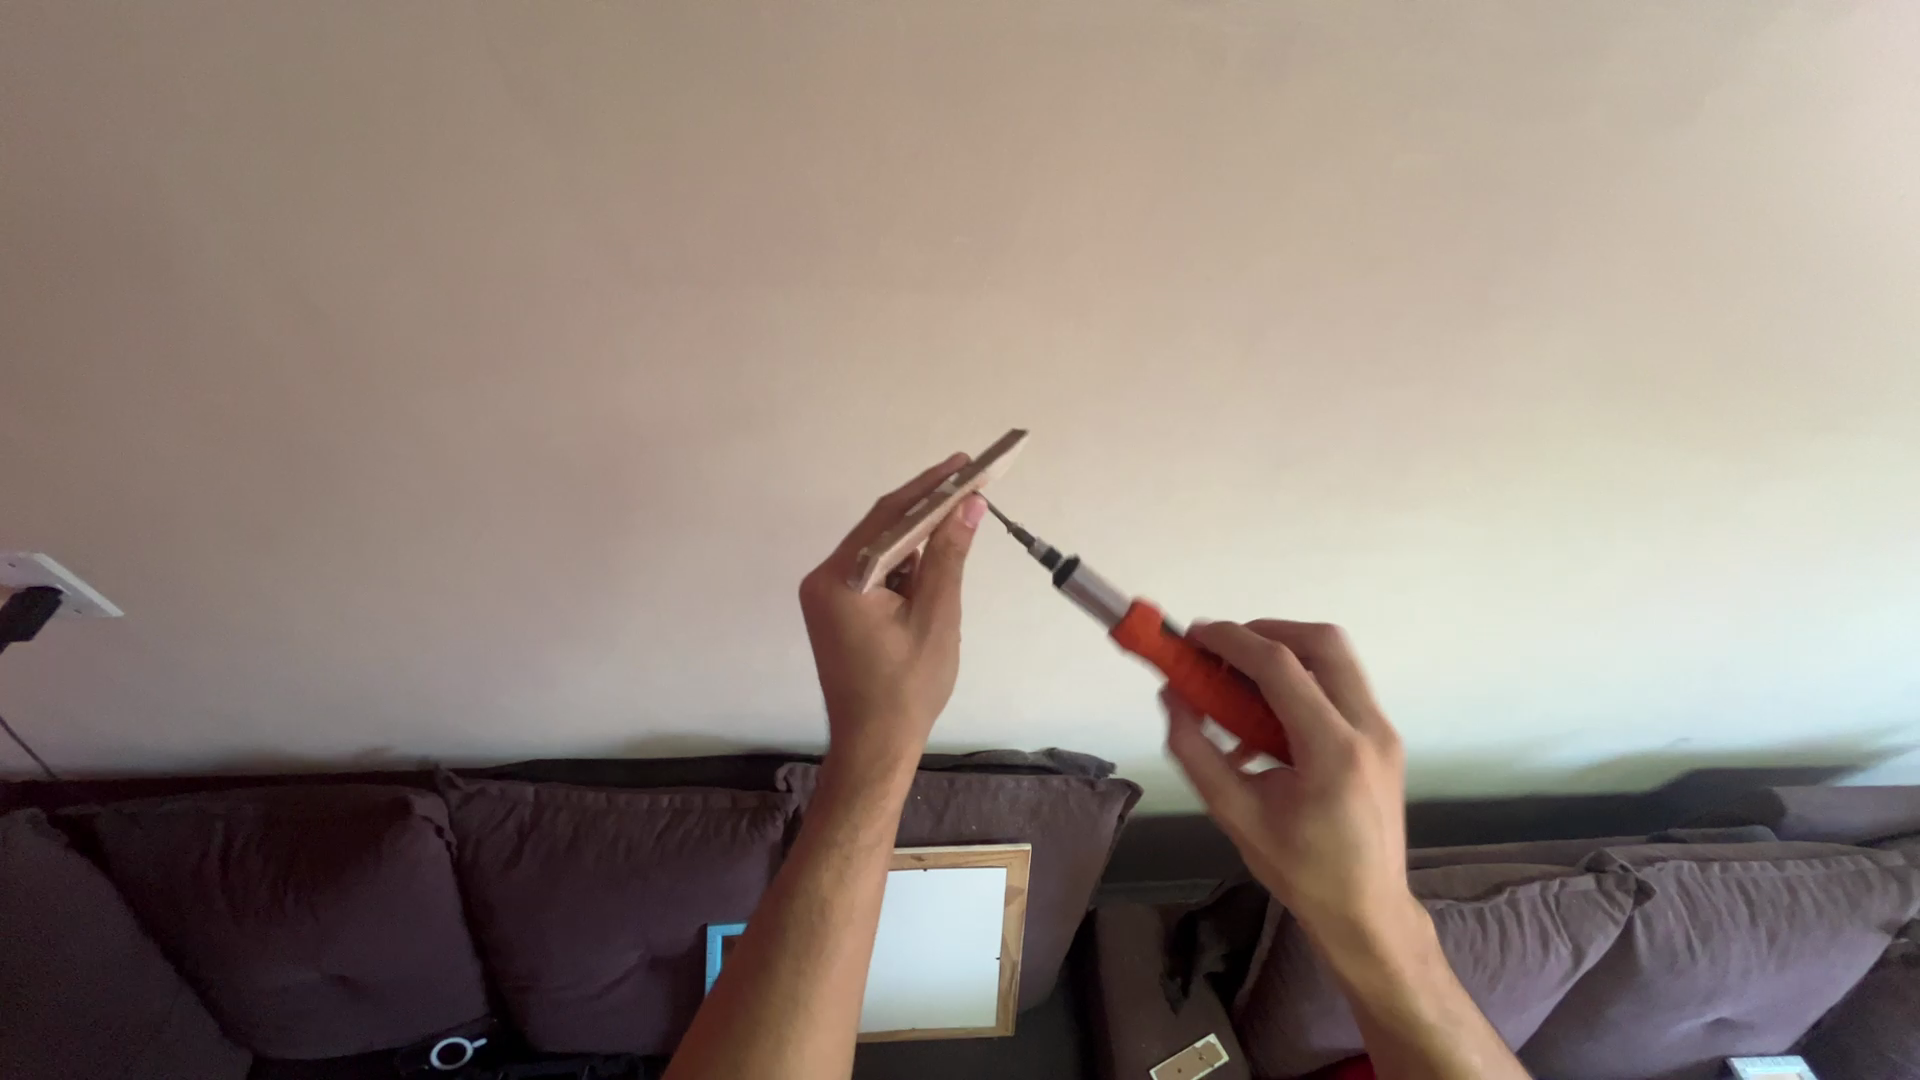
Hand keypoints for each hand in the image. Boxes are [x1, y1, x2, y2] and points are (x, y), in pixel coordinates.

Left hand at [799, 453, 986, 776]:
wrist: (874, 744)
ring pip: (878, 549)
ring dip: (917, 536)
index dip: (930, 488)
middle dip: (925, 507)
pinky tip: (934, 556)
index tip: (964, 463)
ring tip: (958, 514)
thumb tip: (970, 505)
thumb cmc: (908, 688)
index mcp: (841, 580)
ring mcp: (827, 595)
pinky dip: (905, 563)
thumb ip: (949, 556)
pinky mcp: (837, 609)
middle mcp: (824, 580)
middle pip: (880, 529)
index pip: (890, 519)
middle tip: (967, 479)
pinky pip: (874, 571)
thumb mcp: (937, 617)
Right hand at [1163, 620, 1418, 944]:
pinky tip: (1262, 719)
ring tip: (1238, 678)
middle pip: (1324, 643)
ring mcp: (1382, 732)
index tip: (1194, 635)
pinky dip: (1298, 680)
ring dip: (1284, 652)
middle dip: (1266, 631)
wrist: (1369, 914)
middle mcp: (1368, 730)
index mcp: (1333, 752)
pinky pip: (1338, 685)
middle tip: (1222, 650)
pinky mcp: (1382, 738)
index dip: (1232, 641)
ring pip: (1336, 658)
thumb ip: (1195, 751)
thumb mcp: (1234, 814)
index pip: (1281, 667)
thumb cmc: (1300, 870)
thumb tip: (1172, 696)